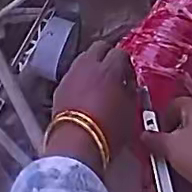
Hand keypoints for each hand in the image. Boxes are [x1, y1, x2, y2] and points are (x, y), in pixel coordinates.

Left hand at [45, 41, 137, 173]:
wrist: (76, 144)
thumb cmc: (107, 130)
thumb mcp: (131, 112)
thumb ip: (132, 93)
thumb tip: (130, 87)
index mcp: (109, 69)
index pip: (121, 53)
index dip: (127, 63)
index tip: (129, 76)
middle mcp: (87, 66)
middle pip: (99, 47)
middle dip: (108, 55)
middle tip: (115, 71)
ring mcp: (71, 75)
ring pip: (83, 59)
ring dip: (92, 66)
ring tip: (99, 82)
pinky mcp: (59, 87)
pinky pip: (72, 75)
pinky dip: (80, 79)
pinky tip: (85, 93)